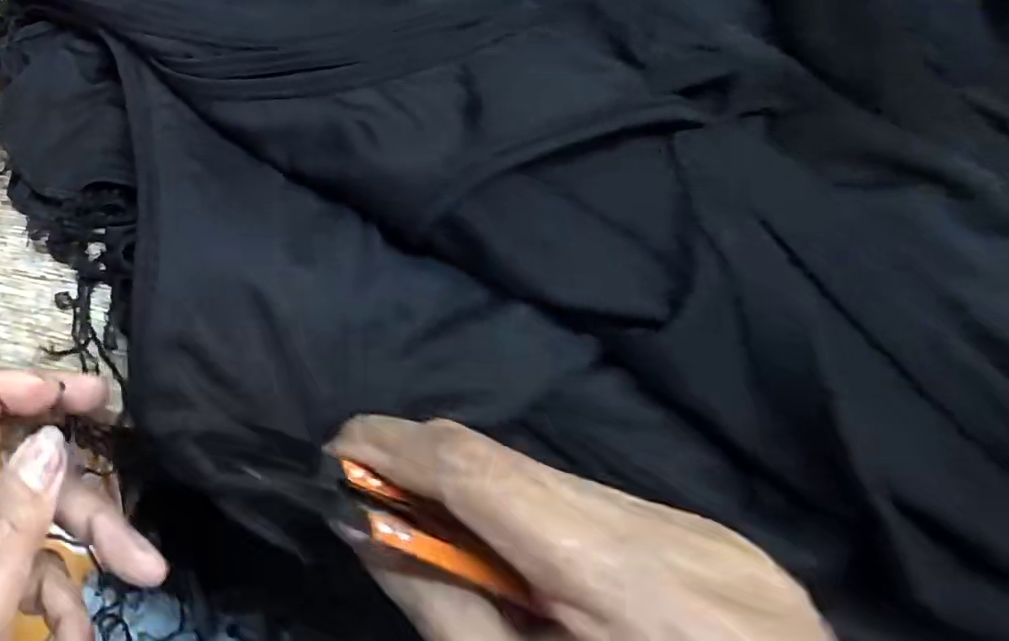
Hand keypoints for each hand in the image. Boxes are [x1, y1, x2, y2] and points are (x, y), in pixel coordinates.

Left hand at [0, 370, 168, 640]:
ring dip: (89, 530)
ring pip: (32, 503)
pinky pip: (36, 560)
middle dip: (63, 445)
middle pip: (2, 447)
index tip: (69, 392)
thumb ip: (5, 530)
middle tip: (112, 414)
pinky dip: (66, 590)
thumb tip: (52, 442)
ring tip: (142, 564)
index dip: (8, 387)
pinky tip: (78, 632)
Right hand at [328, 416, 832, 640]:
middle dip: (419, 467)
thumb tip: (356, 518)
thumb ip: (437, 602)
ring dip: (470, 493)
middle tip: (370, 502)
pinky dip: (525, 515)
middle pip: (502, 460)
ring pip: (537, 474)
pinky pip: (583, 500)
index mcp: (643, 591)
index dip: (389, 445)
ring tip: (453, 550)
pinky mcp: (715, 542)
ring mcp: (709, 536)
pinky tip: (528, 570)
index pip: (476, 466)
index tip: (333, 455)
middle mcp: (680, 537)